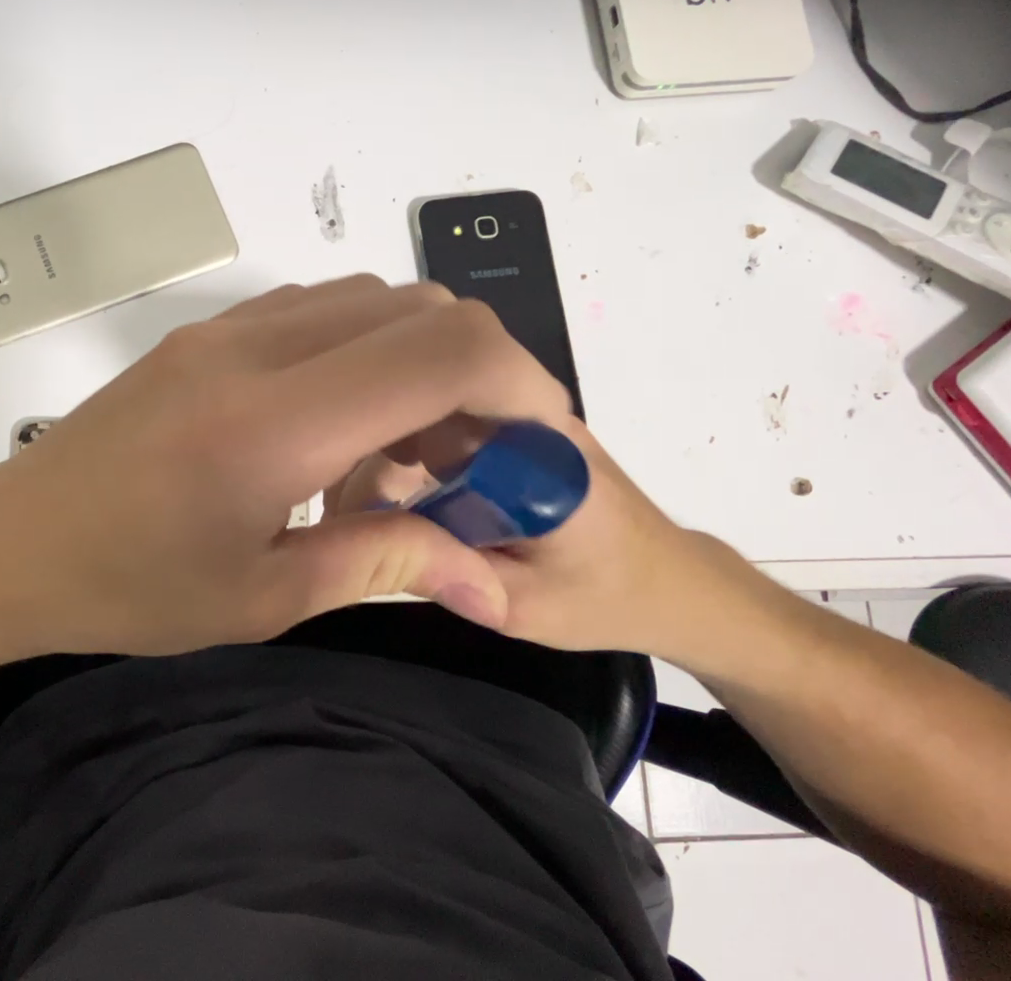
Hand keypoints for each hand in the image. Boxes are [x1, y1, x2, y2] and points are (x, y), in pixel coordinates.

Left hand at [0, 275, 762, 667]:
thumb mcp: (260, 596)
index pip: (439, 351)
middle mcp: (252, 350)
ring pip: (366, 301)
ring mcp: (221, 332)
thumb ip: (380, 562)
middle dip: (477, 372)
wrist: (11, 544)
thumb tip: (482, 574)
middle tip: (474, 457)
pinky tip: (342, 426)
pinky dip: (361, 350)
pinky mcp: (201, 336)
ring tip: (409, 446)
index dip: (517, 386)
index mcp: (272, 423)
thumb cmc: (124, 588)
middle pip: (416, 308)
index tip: (538, 444)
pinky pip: (312, 313)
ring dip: (417, 357)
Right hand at [324, 400, 774, 661]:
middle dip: (366, 449)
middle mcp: (524, 413)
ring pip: (424, 413)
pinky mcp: (512, 429)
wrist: (673, 585)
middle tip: (338, 512)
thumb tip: (357, 538)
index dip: (369, 447)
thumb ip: (443, 567)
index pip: (426, 413)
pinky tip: (390, 501)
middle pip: (417, 405)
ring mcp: (518, 415)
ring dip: (382, 454)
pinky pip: (442, 427)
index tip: (337, 501)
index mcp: (532, 447)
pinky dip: (406, 458)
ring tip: (356, 511)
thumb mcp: (517, 604)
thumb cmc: (604, 599)